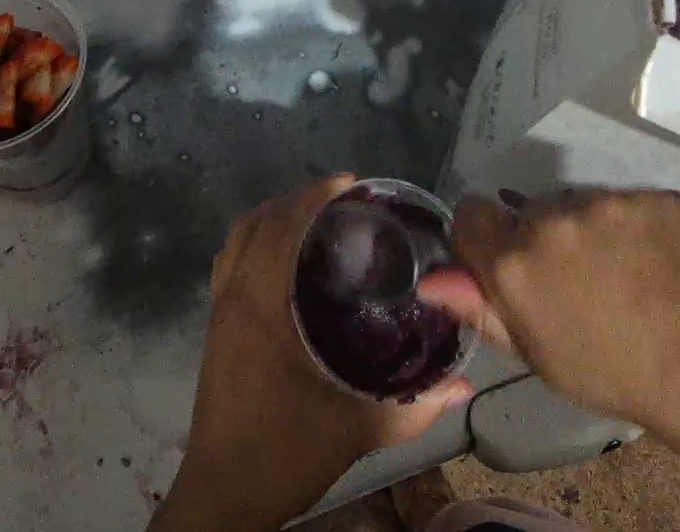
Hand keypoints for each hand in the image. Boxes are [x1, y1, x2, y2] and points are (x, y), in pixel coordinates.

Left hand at [151, 175, 472, 531]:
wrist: (222, 496)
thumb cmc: (282, 454)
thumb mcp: (354, 430)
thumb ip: (412, 406)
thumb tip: (464, 386)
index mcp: (259, 309)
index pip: (278, 229)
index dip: (310, 197)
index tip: (348, 183)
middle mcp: (232, 299)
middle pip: (254, 224)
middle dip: (295, 200)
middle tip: (341, 198)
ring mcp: (218, 311)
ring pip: (237, 240)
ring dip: (272, 217)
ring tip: (315, 217)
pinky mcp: (216, 327)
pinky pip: (231, 262)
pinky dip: (256, 241)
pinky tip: (288, 259)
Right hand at [418, 188, 679, 433]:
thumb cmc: (624, 375)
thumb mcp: (541, 356)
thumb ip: (482, 308)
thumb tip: (431, 280)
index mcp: (515, 260)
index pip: (470, 214)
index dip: (483, 238)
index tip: (507, 265)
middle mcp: (553, 218)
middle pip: (531, 212)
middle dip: (545, 238)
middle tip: (582, 282)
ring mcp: (609, 202)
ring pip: (583, 206)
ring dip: (594, 231)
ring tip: (633, 275)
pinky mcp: (656, 194)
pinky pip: (633, 205)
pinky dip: (641, 228)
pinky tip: (667, 265)